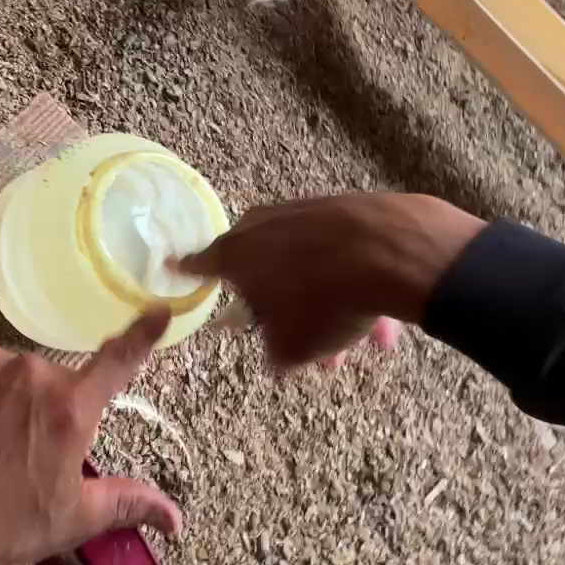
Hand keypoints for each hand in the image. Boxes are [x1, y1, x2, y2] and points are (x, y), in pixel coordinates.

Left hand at [0, 309, 182, 564]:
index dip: (142, 334)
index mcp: (69, 408)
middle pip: (58, 381)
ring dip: (15, 399)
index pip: (117, 362)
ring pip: (18, 374)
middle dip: (54, 408)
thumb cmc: (8, 523)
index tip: (160, 309)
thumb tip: (174, 516)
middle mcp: (32, 373)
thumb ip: (127, 503)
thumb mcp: (74, 517)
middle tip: (34, 452)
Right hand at [176, 193, 484, 368]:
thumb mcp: (292, 345)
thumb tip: (273, 355)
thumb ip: (274, 352)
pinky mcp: (342, 209)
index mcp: (236, 254)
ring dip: (325, 302)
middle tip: (303, 343)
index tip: (175, 266)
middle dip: (284, 308)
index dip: (189, 270)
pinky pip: (340, 254)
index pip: (202, 263)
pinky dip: (352, 283)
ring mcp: (302, 213)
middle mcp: (261, 226)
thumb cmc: (324, 300)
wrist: (389, 248)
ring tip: (359, 343)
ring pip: (307, 264)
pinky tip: (382, 321)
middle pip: (263, 269)